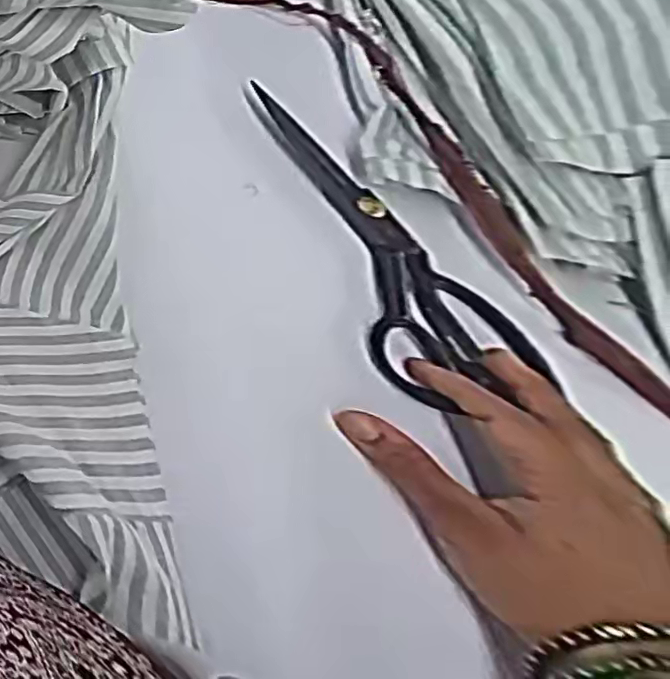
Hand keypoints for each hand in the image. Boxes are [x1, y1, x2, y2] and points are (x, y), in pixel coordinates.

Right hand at [336, 350, 669, 641]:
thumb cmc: (563, 602)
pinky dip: (580, 447)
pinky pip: (608, 472)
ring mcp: (629, 514)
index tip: (423, 369)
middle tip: (491, 358)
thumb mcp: (465, 529)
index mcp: (558, 476)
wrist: (634, 663)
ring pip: (587, 443)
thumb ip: (410, 471)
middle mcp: (601, 487)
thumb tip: (363, 425)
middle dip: (519, 382)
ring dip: (552, 410)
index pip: (496, 411)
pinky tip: (572, 459)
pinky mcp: (642, 538)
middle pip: (556, 417)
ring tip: (529, 393)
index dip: (454, 384)